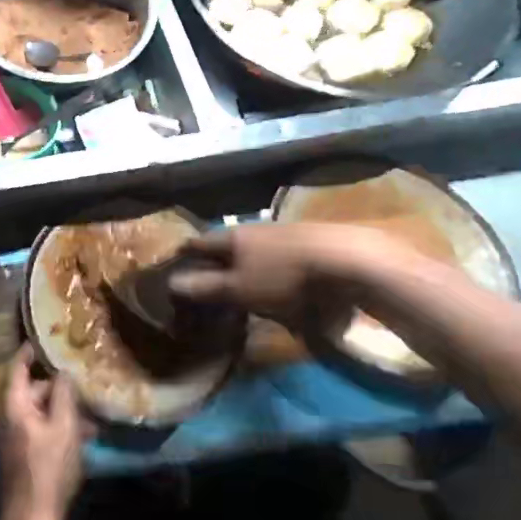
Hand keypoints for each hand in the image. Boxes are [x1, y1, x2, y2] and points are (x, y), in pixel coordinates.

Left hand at [0, 345, 87, 519]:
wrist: (31, 518)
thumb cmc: (48, 468)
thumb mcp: (64, 427)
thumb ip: (63, 395)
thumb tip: (62, 372)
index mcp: (12, 404)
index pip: (17, 367)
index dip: (29, 352)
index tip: (42, 339)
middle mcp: (5, 415)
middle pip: (30, 391)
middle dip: (56, 389)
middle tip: (81, 386)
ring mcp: (9, 436)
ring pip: (36, 413)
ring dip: (60, 412)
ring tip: (90, 420)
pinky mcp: (16, 454)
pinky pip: (36, 430)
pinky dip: (55, 428)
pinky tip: (80, 439)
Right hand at [167, 222, 406, 312]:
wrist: (350, 261)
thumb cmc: (284, 276)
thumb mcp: (239, 289)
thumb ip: (206, 287)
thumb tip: (170, 283)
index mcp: (232, 237)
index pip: (199, 242)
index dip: (185, 253)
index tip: (174, 263)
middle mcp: (256, 229)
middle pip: (230, 245)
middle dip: (220, 261)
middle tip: (211, 280)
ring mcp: (286, 234)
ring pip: (259, 250)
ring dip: (252, 267)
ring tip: (250, 286)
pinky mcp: (314, 243)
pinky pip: (286, 258)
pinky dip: (279, 271)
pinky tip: (288, 286)